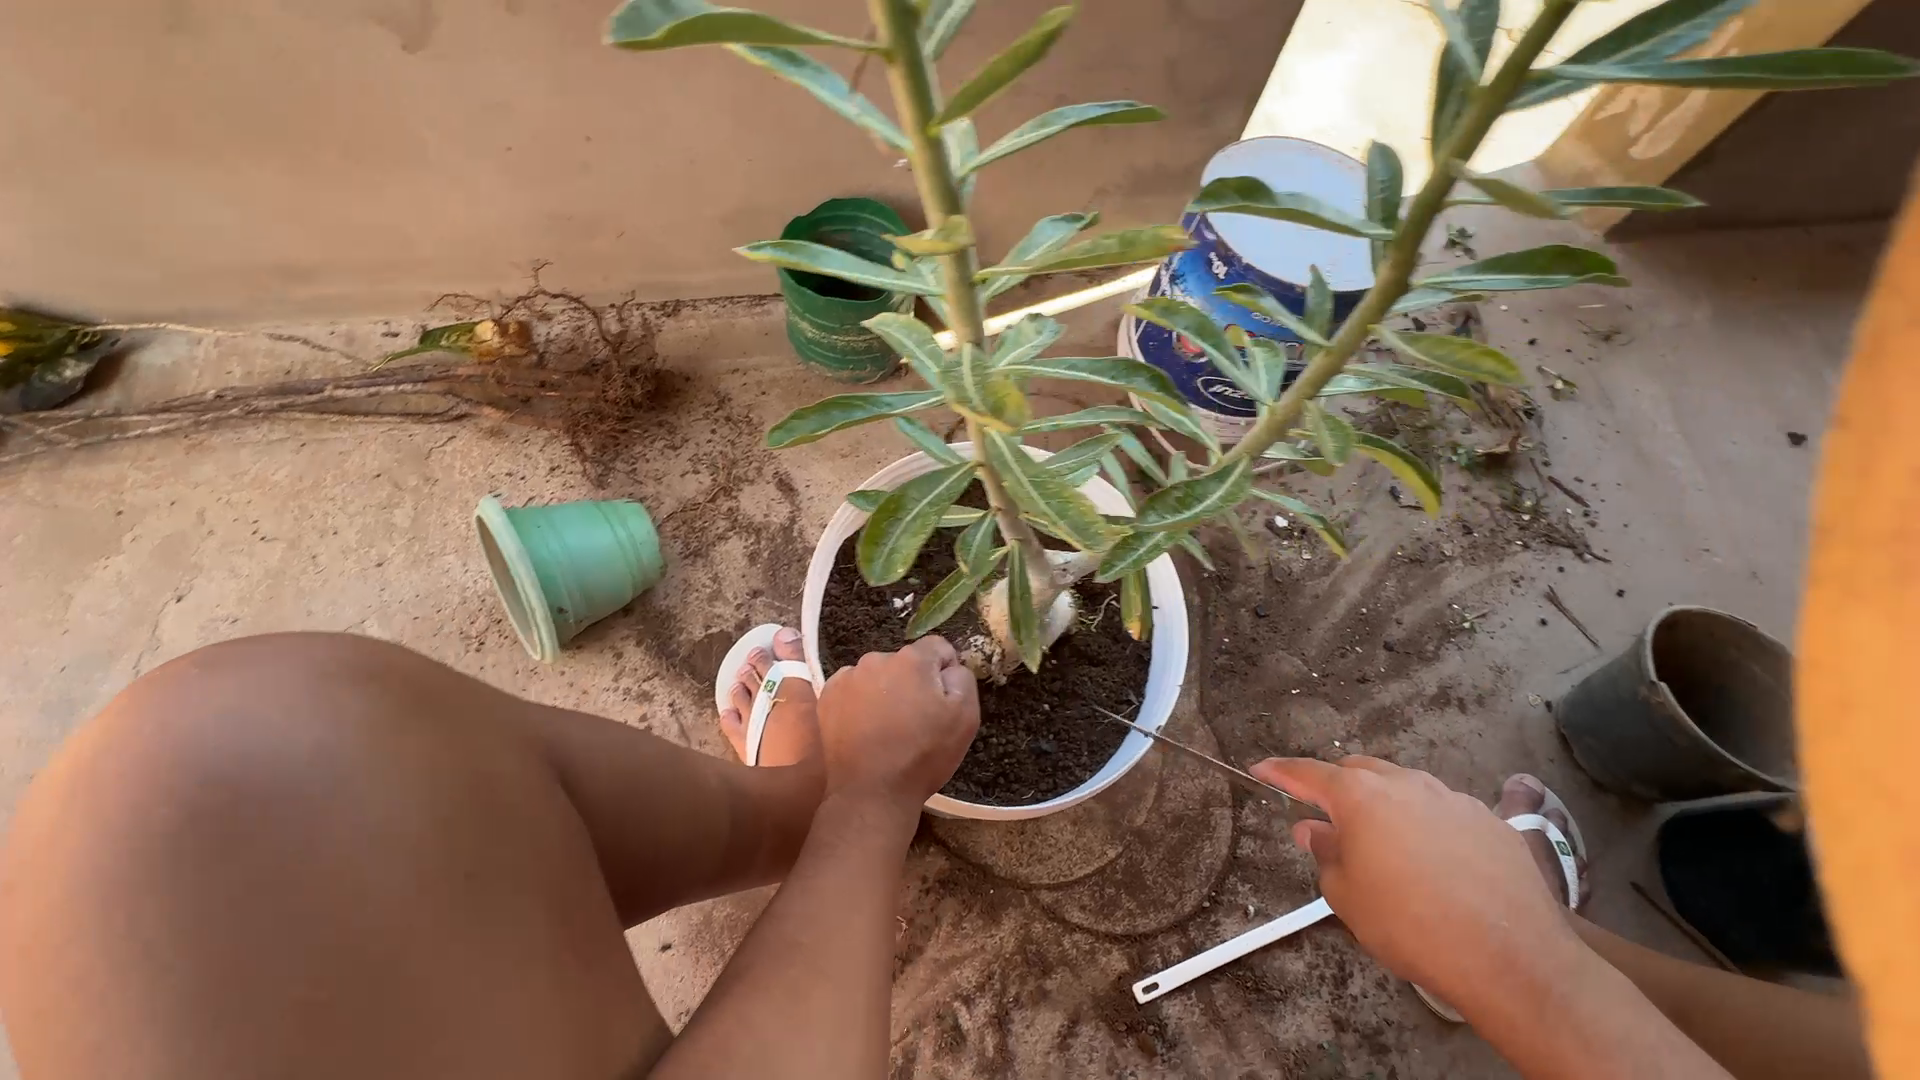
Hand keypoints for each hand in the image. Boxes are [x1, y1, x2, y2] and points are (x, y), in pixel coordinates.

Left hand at [815, 637, 979, 810]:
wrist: (870, 792)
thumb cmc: (923, 756)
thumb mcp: (965, 717)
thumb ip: (963, 679)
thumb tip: (949, 667)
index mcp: (913, 660)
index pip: (938, 648)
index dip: (945, 671)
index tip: (942, 701)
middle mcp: (877, 659)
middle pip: (905, 662)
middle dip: (913, 682)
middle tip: (915, 719)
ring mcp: (848, 677)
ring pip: (878, 676)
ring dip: (885, 691)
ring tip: (887, 728)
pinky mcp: (827, 697)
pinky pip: (853, 690)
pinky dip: (860, 703)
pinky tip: (865, 730)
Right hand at [1251, 756, 1579, 1003]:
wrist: (1511, 958)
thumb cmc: (1410, 926)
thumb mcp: (1346, 896)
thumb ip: (1325, 853)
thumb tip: (1315, 830)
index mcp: (1360, 796)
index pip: (1307, 773)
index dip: (1280, 771)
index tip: (1261, 768)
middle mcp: (1405, 784)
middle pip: (1359, 771)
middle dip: (1337, 787)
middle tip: (1330, 820)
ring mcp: (1453, 798)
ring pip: (1405, 787)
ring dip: (1387, 805)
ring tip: (1388, 847)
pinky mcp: (1492, 822)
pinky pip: (1446, 811)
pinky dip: (1429, 825)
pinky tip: (1439, 864)